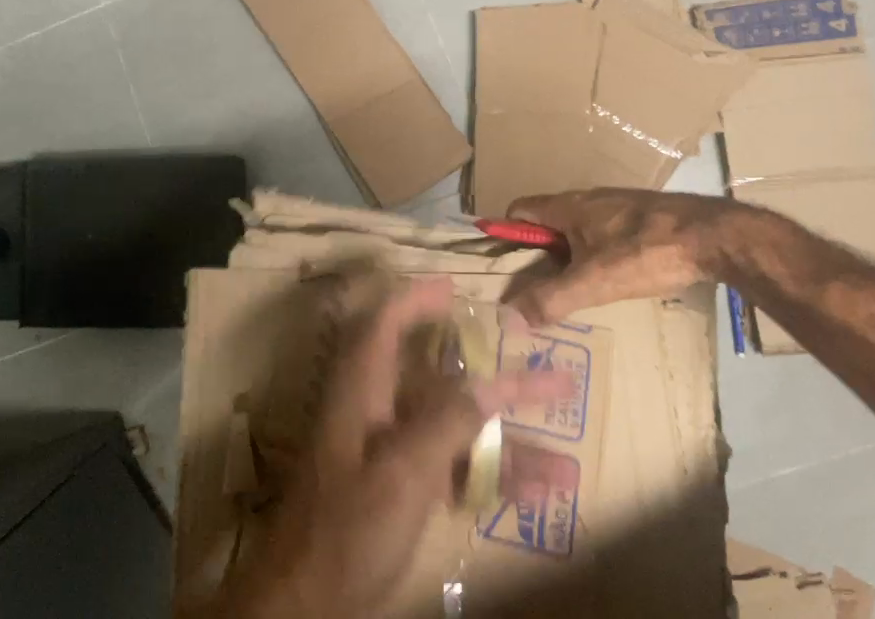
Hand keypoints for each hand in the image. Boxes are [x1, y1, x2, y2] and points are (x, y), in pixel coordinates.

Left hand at [221, 278, 568, 618]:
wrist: (308, 600)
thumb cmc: (349, 525)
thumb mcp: (402, 470)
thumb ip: (448, 422)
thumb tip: (493, 383)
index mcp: (360, 392)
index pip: (383, 324)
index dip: (415, 299)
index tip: (455, 288)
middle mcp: (375, 412)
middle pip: (434, 373)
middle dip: (488, 365)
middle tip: (534, 350)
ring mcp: (388, 452)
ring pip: (454, 424)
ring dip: (507, 428)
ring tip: (567, 430)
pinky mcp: (400, 489)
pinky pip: (453, 467)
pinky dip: (492, 472)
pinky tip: (544, 486)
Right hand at [504, 188, 760, 323]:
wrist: (717, 237)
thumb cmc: (646, 252)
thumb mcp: (594, 282)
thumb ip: (550, 299)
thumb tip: (508, 317)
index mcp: (568, 206)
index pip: (519, 209)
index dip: (506, 234)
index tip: (506, 267)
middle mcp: (588, 198)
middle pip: (548, 221)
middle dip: (538, 251)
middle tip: (537, 287)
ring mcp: (619, 205)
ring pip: (579, 228)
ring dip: (569, 253)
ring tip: (573, 288)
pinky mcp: (645, 216)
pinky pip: (606, 232)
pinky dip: (598, 252)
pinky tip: (613, 278)